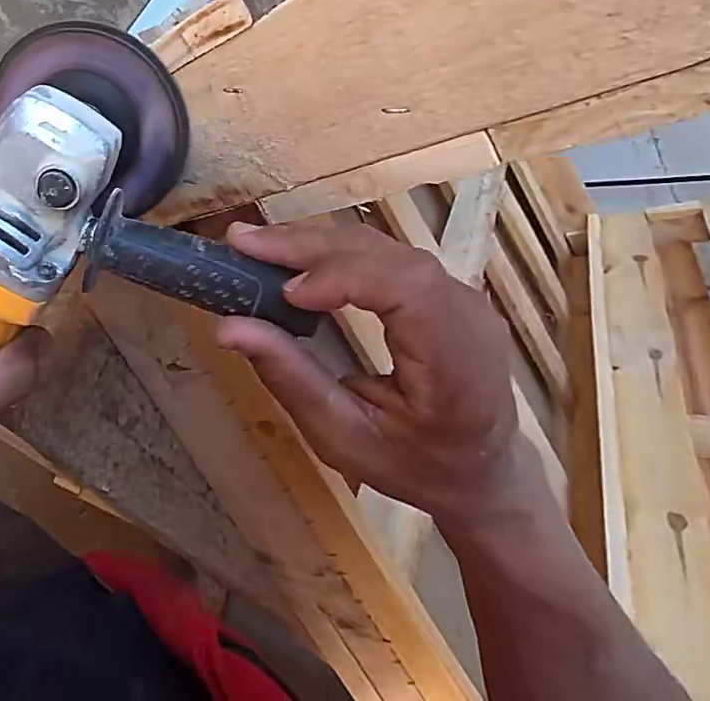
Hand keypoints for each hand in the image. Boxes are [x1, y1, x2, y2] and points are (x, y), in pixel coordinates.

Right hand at [215, 222, 529, 526]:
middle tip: (242, 241)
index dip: (344, 277)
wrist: (481, 468)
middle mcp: (467, 313)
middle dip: (309, 246)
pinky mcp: (442, 284)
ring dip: (315, 242)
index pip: (407, 290)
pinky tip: (294, 255)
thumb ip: (292, 380)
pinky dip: (332, 251)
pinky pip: (383, 253)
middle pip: (386, 255)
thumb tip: (228, 328)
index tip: (285, 291)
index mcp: (458, 363)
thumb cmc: (415, 466)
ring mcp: (460, 292)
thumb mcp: (346, 440)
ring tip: (257, 244)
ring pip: (381, 245)